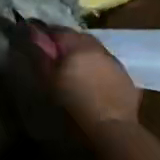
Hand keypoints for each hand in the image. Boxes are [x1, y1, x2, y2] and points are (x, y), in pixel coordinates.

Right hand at [26, 25, 141, 133]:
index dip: (47, 35)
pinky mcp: (126, 76)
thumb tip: (34, 35)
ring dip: (84, 55)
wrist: (112, 128)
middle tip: (57, 57)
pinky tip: (94, 82)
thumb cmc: (74, 106)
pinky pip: (107, 65)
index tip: (39, 43)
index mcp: (77, 46)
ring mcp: (114, 61)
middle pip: (79, 37)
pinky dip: (98, 68)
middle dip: (67, 43)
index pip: (59, 31)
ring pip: (95, 50)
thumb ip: (42, 57)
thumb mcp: (50, 83)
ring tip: (76, 70)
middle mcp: (98, 48)